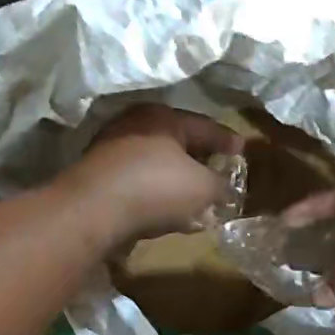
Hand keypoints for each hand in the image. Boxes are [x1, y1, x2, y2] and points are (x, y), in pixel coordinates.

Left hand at [54, 104, 243, 247]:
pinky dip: (156, 198)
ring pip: (156, 167)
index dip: (227, 140)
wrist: (94, 211)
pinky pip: (139, 186)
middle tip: (218, 177)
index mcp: (163, 117)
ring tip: (195, 205)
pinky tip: (167, 217)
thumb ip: (220, 186)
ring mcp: (112, 152)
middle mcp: (134, 126)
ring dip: (177, 185)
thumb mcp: (202, 187)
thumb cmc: (156, 187)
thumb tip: (225, 190)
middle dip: (199, 163)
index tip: (241, 150)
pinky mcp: (99, 180)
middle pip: (177, 144)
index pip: (205, 126)